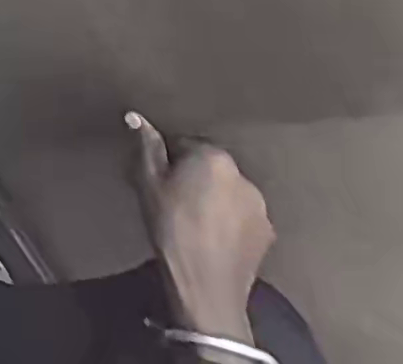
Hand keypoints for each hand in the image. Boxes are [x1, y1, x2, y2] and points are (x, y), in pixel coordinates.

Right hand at [128, 113, 273, 344]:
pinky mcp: (267, 232)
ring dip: (213, 195)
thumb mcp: (148, 183)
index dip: (167, 159)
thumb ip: (146, 146)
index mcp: (213, 156)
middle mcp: (242, 174)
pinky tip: (213, 234)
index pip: (183, 142)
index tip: (159, 179)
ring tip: (194, 218)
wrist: (206, 286)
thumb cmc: (171, 227)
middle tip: (173, 198)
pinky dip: (229, 217)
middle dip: (193, 175)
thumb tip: (135, 116)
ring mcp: (260, 205)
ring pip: (227, 188)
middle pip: (208, 164)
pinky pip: (242, 213)